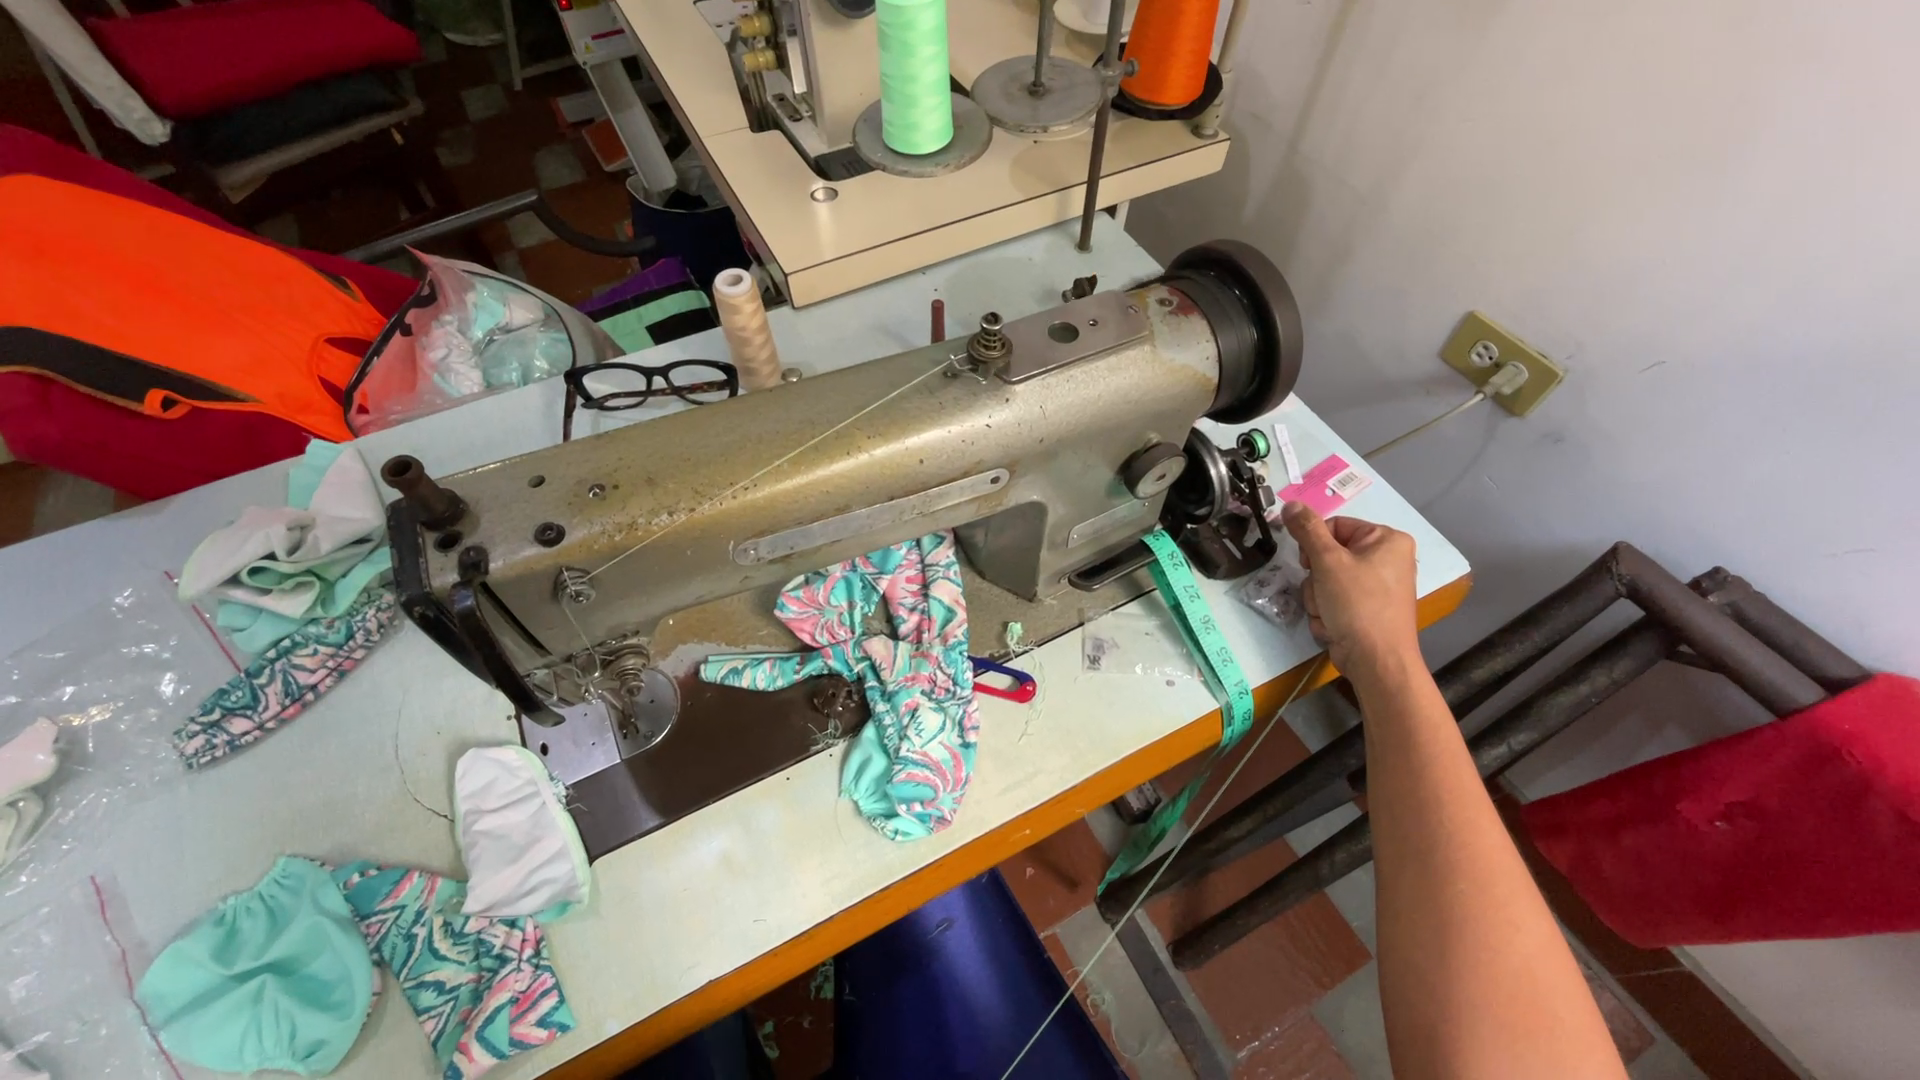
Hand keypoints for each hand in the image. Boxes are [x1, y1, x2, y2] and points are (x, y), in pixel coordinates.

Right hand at [1281, 502, 1420, 675]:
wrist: (1376, 660)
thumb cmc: (1358, 605)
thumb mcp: (1328, 562)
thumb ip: (1307, 530)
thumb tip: (1291, 504)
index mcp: (1387, 540)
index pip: (1335, 526)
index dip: (1315, 545)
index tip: (1309, 564)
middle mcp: (1387, 559)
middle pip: (1328, 555)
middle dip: (1316, 579)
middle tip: (1322, 592)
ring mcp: (1377, 587)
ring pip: (1326, 580)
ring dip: (1317, 598)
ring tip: (1329, 613)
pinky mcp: (1367, 609)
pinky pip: (1334, 600)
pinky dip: (1327, 612)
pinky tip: (1334, 625)